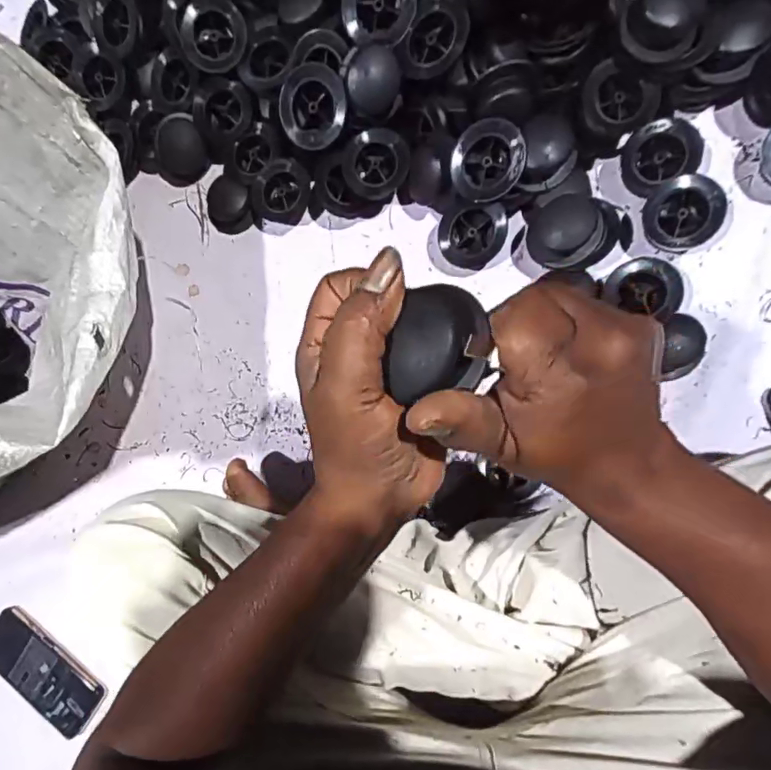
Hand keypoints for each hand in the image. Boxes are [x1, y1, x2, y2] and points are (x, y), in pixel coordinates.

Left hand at [226, 247, 443, 532]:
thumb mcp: (345, 383)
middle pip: (377, 298)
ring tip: (432, 351)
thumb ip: (360, 324)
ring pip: (409, 324)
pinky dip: (443, 351)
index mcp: (324, 346)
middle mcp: (352, 352)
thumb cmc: (354, 453)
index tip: (392, 308)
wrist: (383, 499)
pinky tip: (446, 365)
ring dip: (426, 329)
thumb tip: (386, 269)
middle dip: (401, 302)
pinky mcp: (417, 385)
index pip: (341, 285)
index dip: (367, 283)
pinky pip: (435, 352)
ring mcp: (386, 370)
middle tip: (414, 333)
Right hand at [403, 274, 682, 504]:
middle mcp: (597, 342)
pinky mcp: (639, 323)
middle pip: (537, 294)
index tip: (495, 356)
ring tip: (547, 357)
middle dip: (519, 320)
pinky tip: (572, 353)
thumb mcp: (501, 444)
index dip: (494, 331)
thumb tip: (420, 413)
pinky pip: (590, 300)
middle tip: (520, 360)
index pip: (512, 312)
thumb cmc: (562, 454)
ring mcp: (622, 330)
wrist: (623, 462)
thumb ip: (460, 421)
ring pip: (564, 291)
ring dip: (547, 316)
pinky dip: (574, 320)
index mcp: (557, 370)